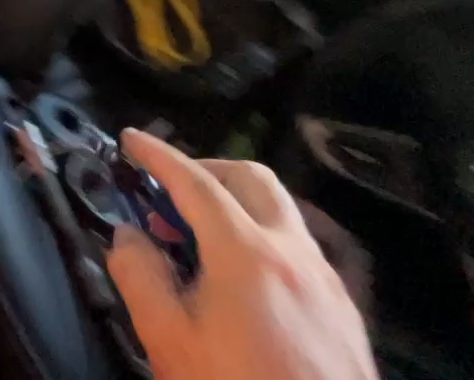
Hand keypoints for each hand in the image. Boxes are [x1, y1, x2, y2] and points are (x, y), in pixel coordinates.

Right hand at [107, 130, 376, 379]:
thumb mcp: (166, 335)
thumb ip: (138, 272)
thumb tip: (129, 235)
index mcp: (248, 254)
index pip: (196, 182)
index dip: (158, 155)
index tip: (129, 139)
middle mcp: (296, 255)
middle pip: (253, 180)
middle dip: (205, 169)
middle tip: (169, 191)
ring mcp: (328, 284)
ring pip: (281, 213)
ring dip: (233, 204)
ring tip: (195, 241)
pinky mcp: (344, 313)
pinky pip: (297, 249)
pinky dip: (258, 237)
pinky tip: (235, 279)